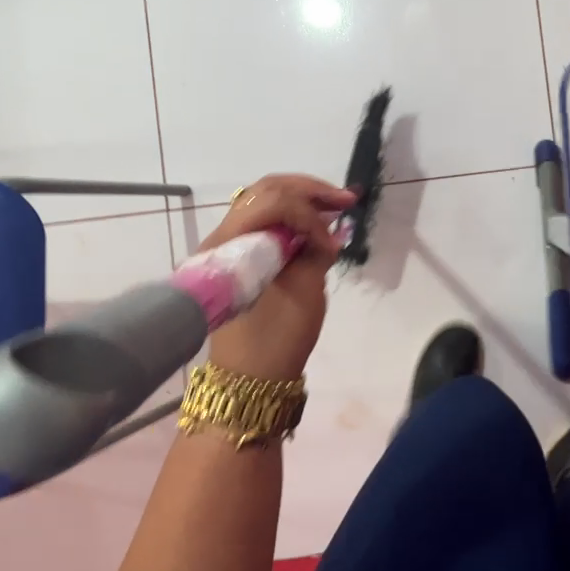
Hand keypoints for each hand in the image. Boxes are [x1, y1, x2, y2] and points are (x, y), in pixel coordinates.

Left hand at [201, 175, 356, 379]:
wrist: (248, 379)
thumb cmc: (275, 337)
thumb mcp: (305, 291)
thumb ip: (316, 252)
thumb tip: (329, 231)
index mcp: (233, 243)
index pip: (276, 202)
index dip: (311, 213)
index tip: (333, 243)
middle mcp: (223, 235)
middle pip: (267, 191)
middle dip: (310, 191)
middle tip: (346, 200)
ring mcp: (226, 245)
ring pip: (264, 202)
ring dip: (302, 200)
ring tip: (335, 207)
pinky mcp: (235, 257)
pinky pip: (263, 222)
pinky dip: (291, 217)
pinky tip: (316, 224)